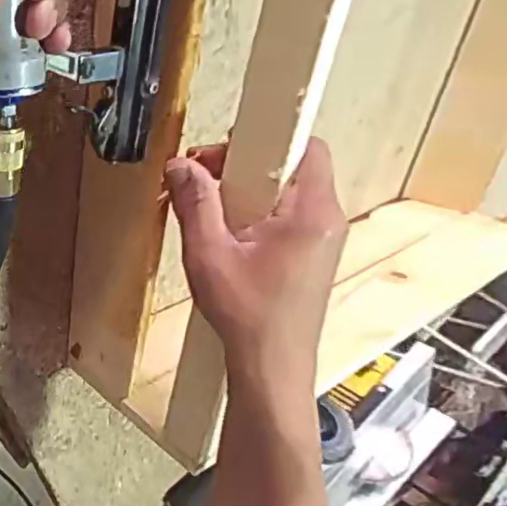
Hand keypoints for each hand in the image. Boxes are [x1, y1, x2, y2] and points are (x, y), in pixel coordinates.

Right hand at [165, 139, 348, 396]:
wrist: (271, 367)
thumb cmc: (249, 318)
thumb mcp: (209, 255)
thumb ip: (196, 204)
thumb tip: (181, 166)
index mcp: (310, 214)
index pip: (305, 146)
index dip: (263, 138)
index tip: (224, 151)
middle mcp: (325, 220)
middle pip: (289, 164)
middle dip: (241, 164)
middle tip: (202, 180)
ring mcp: (321, 237)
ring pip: (284, 188)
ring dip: (243, 189)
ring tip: (209, 210)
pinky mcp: (309, 252)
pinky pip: (283, 212)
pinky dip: (253, 210)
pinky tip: (224, 232)